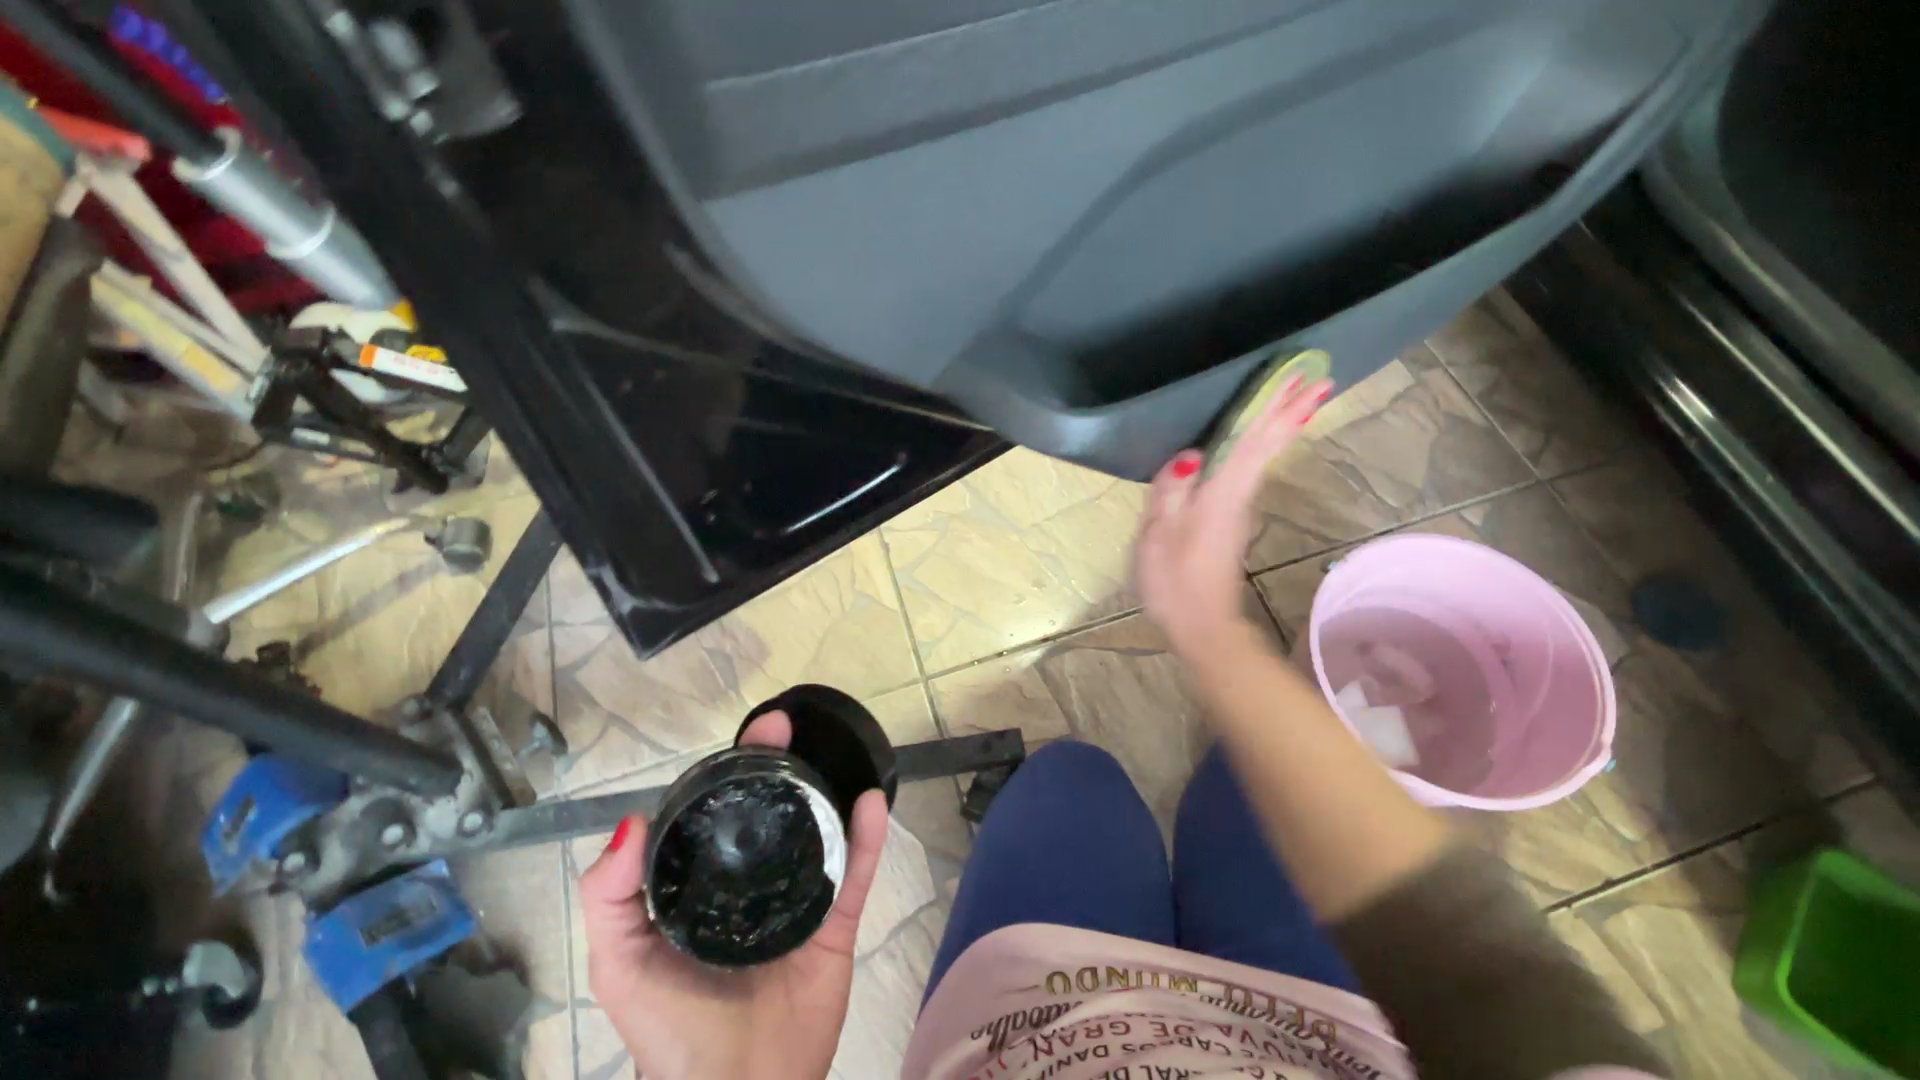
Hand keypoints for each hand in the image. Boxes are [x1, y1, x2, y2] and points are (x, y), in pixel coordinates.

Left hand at [577, 710, 891, 1079]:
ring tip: (828, 751)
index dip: (726, 772)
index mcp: (704, 889)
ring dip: (826, 791)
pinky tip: (870, 801)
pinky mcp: (836, 926)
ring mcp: (799, 902)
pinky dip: (867, 838)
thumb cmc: (671, 1028)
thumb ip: (609, 896)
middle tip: (785, 726)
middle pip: (770, 815)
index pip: (716, 817)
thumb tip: (630, 819)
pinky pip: (854, 875)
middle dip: (777, 765)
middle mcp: (753, 886)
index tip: (738, 738)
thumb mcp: (620, 962)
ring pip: (818, 835)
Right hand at [1134, 374, 1330, 655]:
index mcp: (1223, 494)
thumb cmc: (1176, 583)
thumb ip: (1172, 490)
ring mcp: (1238, 511)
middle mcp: (1239, 496)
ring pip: (1264, 457)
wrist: (1202, 628)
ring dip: (1281, 426)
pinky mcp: (1231, 523)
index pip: (1255, 442)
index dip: (1278, 409)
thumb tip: (1191, 454)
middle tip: (1320, 377)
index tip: (1307, 377)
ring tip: (1295, 397)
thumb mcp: (1159, 535)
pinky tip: (1259, 441)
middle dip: (1292, 411)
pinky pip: (1251, 472)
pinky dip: (1262, 448)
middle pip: (1269, 446)